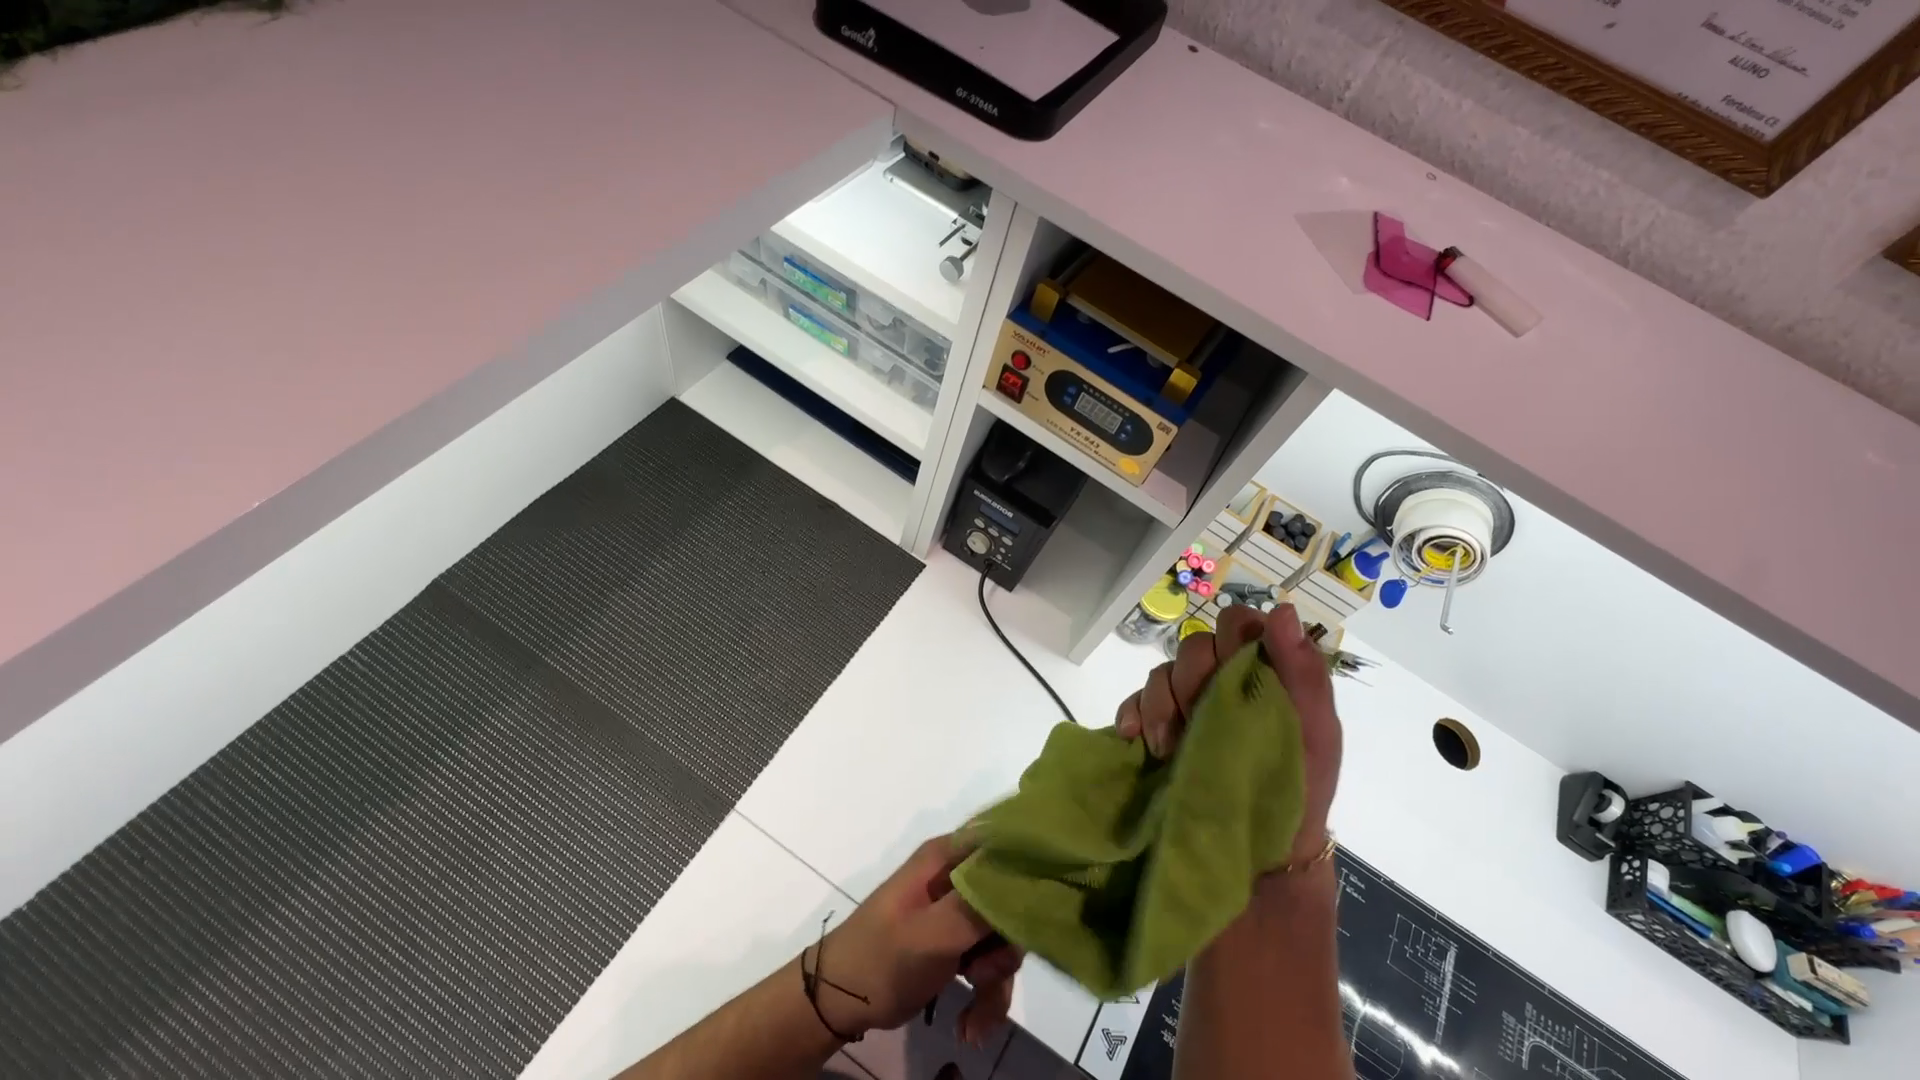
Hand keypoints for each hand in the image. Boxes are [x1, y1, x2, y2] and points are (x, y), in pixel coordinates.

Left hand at [810, 836, 1023, 1044]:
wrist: (838, 1001)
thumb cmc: (881, 959)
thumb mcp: (933, 932)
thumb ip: (983, 905)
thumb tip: (1031, 878)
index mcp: (948, 856)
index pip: (1007, 845)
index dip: (1032, 873)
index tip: (1044, 913)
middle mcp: (957, 876)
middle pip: (1013, 900)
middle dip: (1006, 947)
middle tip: (984, 975)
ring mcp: (956, 911)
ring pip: (1004, 939)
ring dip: (994, 983)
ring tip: (973, 1017)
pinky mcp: (957, 943)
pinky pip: (989, 965)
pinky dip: (985, 997)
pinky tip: (970, 1025)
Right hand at [1114, 603, 1342, 869]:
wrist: (1259, 855)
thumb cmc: (1296, 788)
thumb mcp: (1316, 732)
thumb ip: (1304, 671)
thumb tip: (1280, 611)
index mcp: (1264, 673)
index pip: (1238, 624)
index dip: (1231, 639)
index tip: (1234, 670)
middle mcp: (1222, 682)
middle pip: (1193, 646)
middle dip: (1194, 679)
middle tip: (1201, 717)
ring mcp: (1185, 708)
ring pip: (1160, 674)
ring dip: (1162, 706)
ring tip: (1172, 749)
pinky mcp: (1155, 732)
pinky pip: (1132, 705)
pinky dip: (1131, 716)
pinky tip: (1138, 741)